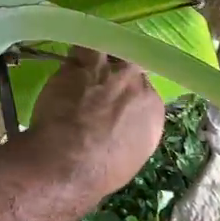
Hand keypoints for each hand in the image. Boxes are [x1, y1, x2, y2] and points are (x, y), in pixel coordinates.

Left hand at [24, 47, 164, 195]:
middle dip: (118, 68)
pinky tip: (67, 64)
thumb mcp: (131, 157)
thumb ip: (132, 130)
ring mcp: (108, 70)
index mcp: (152, 108)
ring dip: (97, 54)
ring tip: (85, 63)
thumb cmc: (100, 171)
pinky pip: (80, 49)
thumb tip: (123, 124)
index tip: (116, 97)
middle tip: (102, 78)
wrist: (70, 161)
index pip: (143, 89)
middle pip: (129, 64)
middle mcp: (135, 83)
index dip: (128, 91)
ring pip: (107, 49)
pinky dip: (74, 56)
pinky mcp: (80, 64)